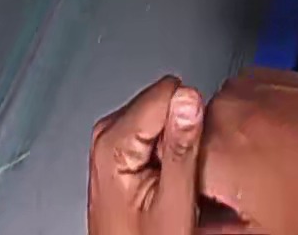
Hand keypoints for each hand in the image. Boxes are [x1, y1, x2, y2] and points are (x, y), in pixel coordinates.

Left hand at [88, 76, 203, 234]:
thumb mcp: (174, 206)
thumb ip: (182, 147)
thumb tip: (190, 96)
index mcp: (112, 143)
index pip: (168, 91)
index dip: (186, 120)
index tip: (183, 156)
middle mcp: (107, 134)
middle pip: (166, 98)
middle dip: (180, 130)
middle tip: (176, 174)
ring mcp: (113, 138)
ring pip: (166, 109)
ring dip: (176, 141)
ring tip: (168, 180)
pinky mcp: (121, 144)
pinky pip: (161, 123)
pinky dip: (168, 147)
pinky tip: (162, 178)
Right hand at [200, 70, 297, 234]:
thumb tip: (191, 229)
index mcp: (213, 151)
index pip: (176, 182)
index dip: (196, 199)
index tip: (215, 204)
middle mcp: (219, 110)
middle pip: (192, 149)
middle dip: (211, 169)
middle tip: (245, 184)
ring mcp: (237, 86)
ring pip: (212, 123)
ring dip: (226, 141)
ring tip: (262, 158)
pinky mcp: (253, 73)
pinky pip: (234, 101)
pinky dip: (244, 117)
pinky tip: (270, 134)